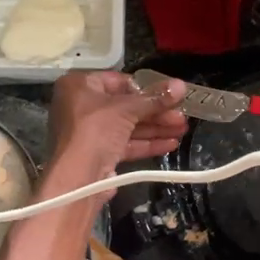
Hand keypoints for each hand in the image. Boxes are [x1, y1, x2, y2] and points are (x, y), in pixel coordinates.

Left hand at [48, 70, 188, 185]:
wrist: (77, 178)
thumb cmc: (95, 130)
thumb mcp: (127, 109)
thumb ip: (155, 98)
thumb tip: (182, 85)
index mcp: (79, 86)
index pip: (118, 81)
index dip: (145, 88)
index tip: (168, 93)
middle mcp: (81, 106)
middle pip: (126, 106)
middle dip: (156, 112)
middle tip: (182, 115)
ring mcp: (90, 132)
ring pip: (128, 126)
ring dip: (156, 127)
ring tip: (182, 129)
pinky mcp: (99, 153)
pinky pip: (125, 144)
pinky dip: (147, 143)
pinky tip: (170, 143)